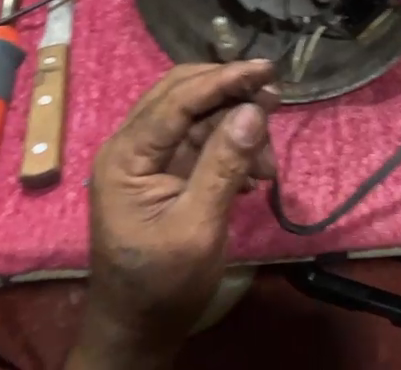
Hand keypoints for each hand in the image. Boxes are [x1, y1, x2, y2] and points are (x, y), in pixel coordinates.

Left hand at [70, 62, 280, 368]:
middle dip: (231, 94)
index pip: (177, 99)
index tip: (266, 69)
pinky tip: (254, 173)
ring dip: (236, 125)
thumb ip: (224, 165)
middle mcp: (131, 145)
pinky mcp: (165, 169)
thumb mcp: (198, 228)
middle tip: (274, 101)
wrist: (138, 332)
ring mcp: (147, 156)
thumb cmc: (162, 286)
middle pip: (184, 93)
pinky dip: (231, 145)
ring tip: (266, 164)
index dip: (224, 79)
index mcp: (126, 156)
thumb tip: (254, 109)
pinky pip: (201, 137)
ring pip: (197, 113)